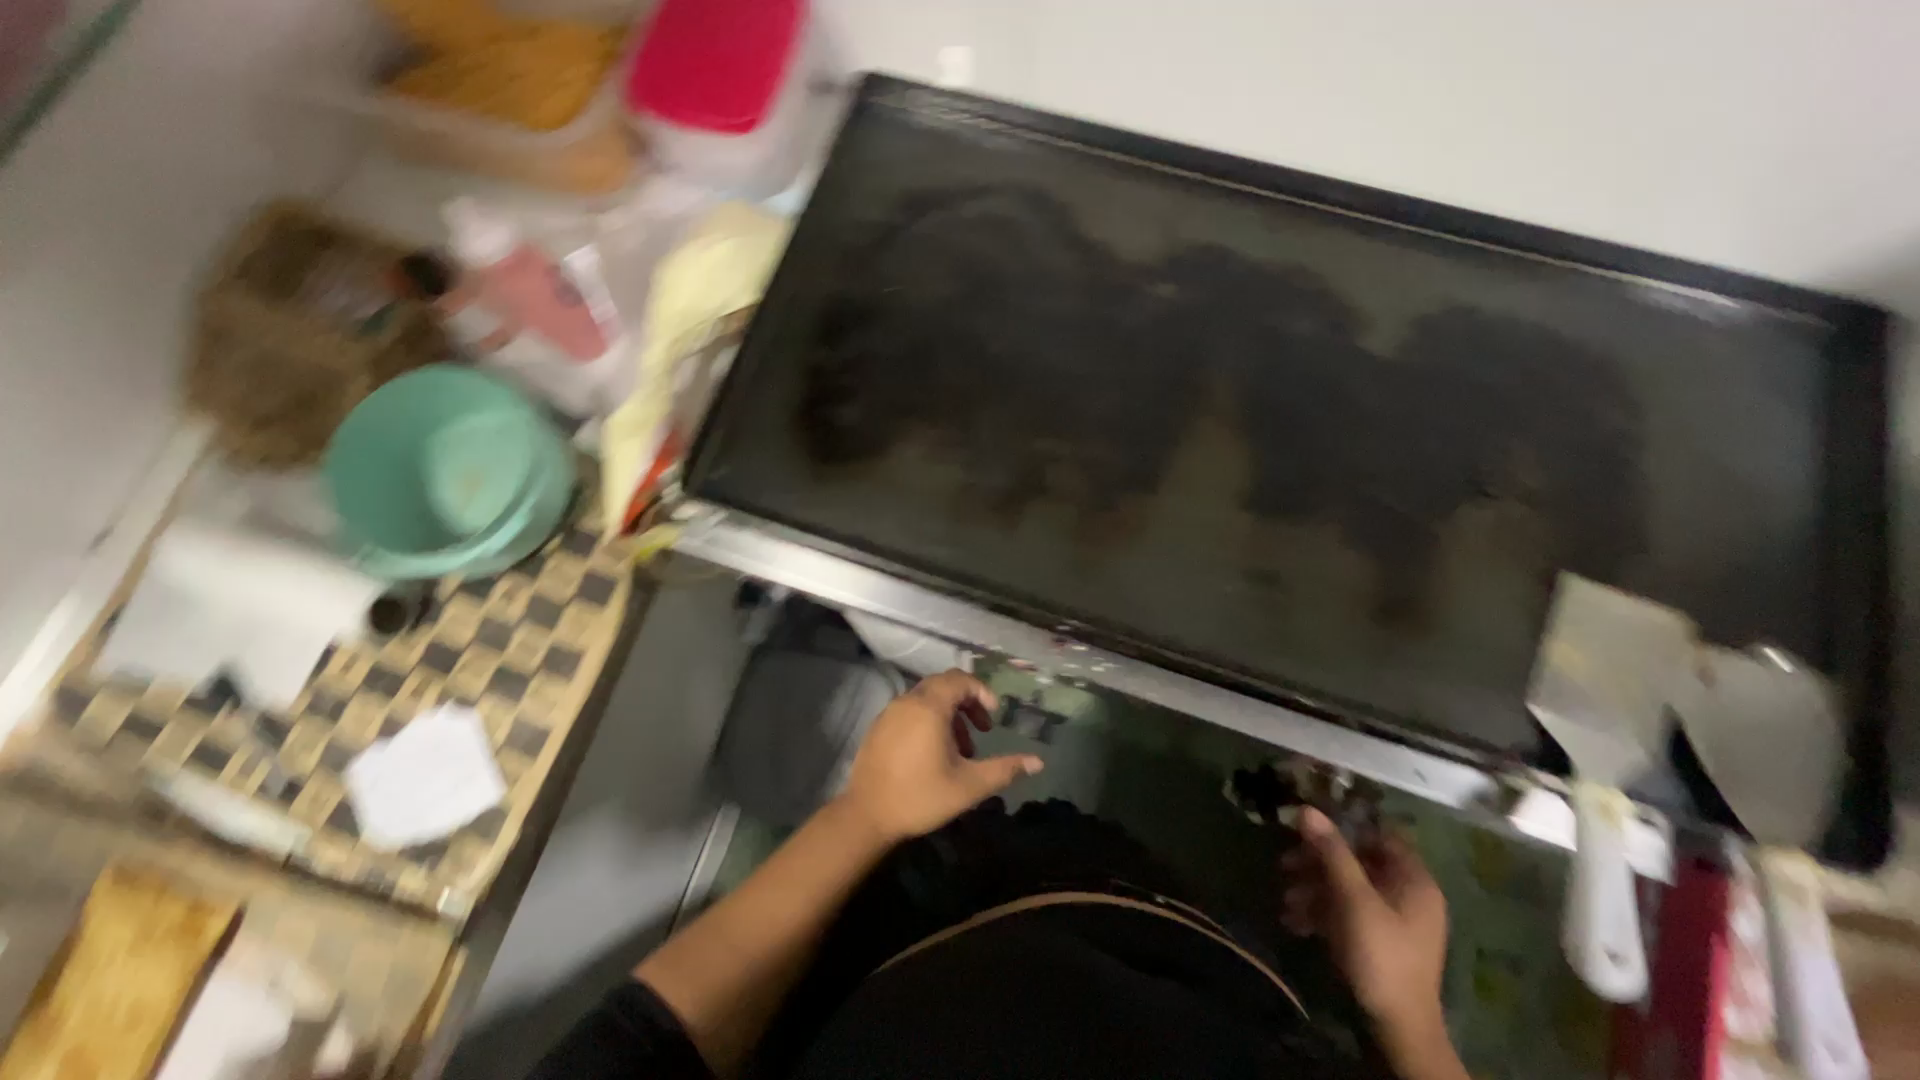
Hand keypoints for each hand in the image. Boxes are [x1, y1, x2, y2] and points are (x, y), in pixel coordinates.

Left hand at [841, 670, 1043, 842]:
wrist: (866, 816)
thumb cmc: (921, 797)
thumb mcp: (969, 785)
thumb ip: (1005, 769)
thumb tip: (1038, 762)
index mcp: (929, 707)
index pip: (960, 680)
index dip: (981, 692)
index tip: (994, 716)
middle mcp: (907, 702)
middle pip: (943, 686)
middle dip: (967, 703)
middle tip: (983, 730)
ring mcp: (888, 714)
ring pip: (926, 700)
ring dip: (949, 715)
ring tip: (963, 750)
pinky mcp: (878, 729)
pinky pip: (909, 712)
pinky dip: (928, 722)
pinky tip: (934, 755)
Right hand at [1281, 809, 1450, 1059]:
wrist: (1398, 1026)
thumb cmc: (1380, 954)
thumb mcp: (1353, 899)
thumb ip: (1332, 853)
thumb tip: (1307, 809)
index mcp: (1414, 879)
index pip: (1380, 835)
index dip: (1345, 827)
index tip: (1308, 827)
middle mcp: (1409, 894)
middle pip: (1360, 863)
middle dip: (1319, 863)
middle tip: (1284, 865)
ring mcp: (1396, 920)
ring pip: (1350, 889)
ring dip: (1314, 889)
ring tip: (1286, 901)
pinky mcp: (1381, 942)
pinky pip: (1350, 914)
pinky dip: (1323, 913)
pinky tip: (1296, 923)